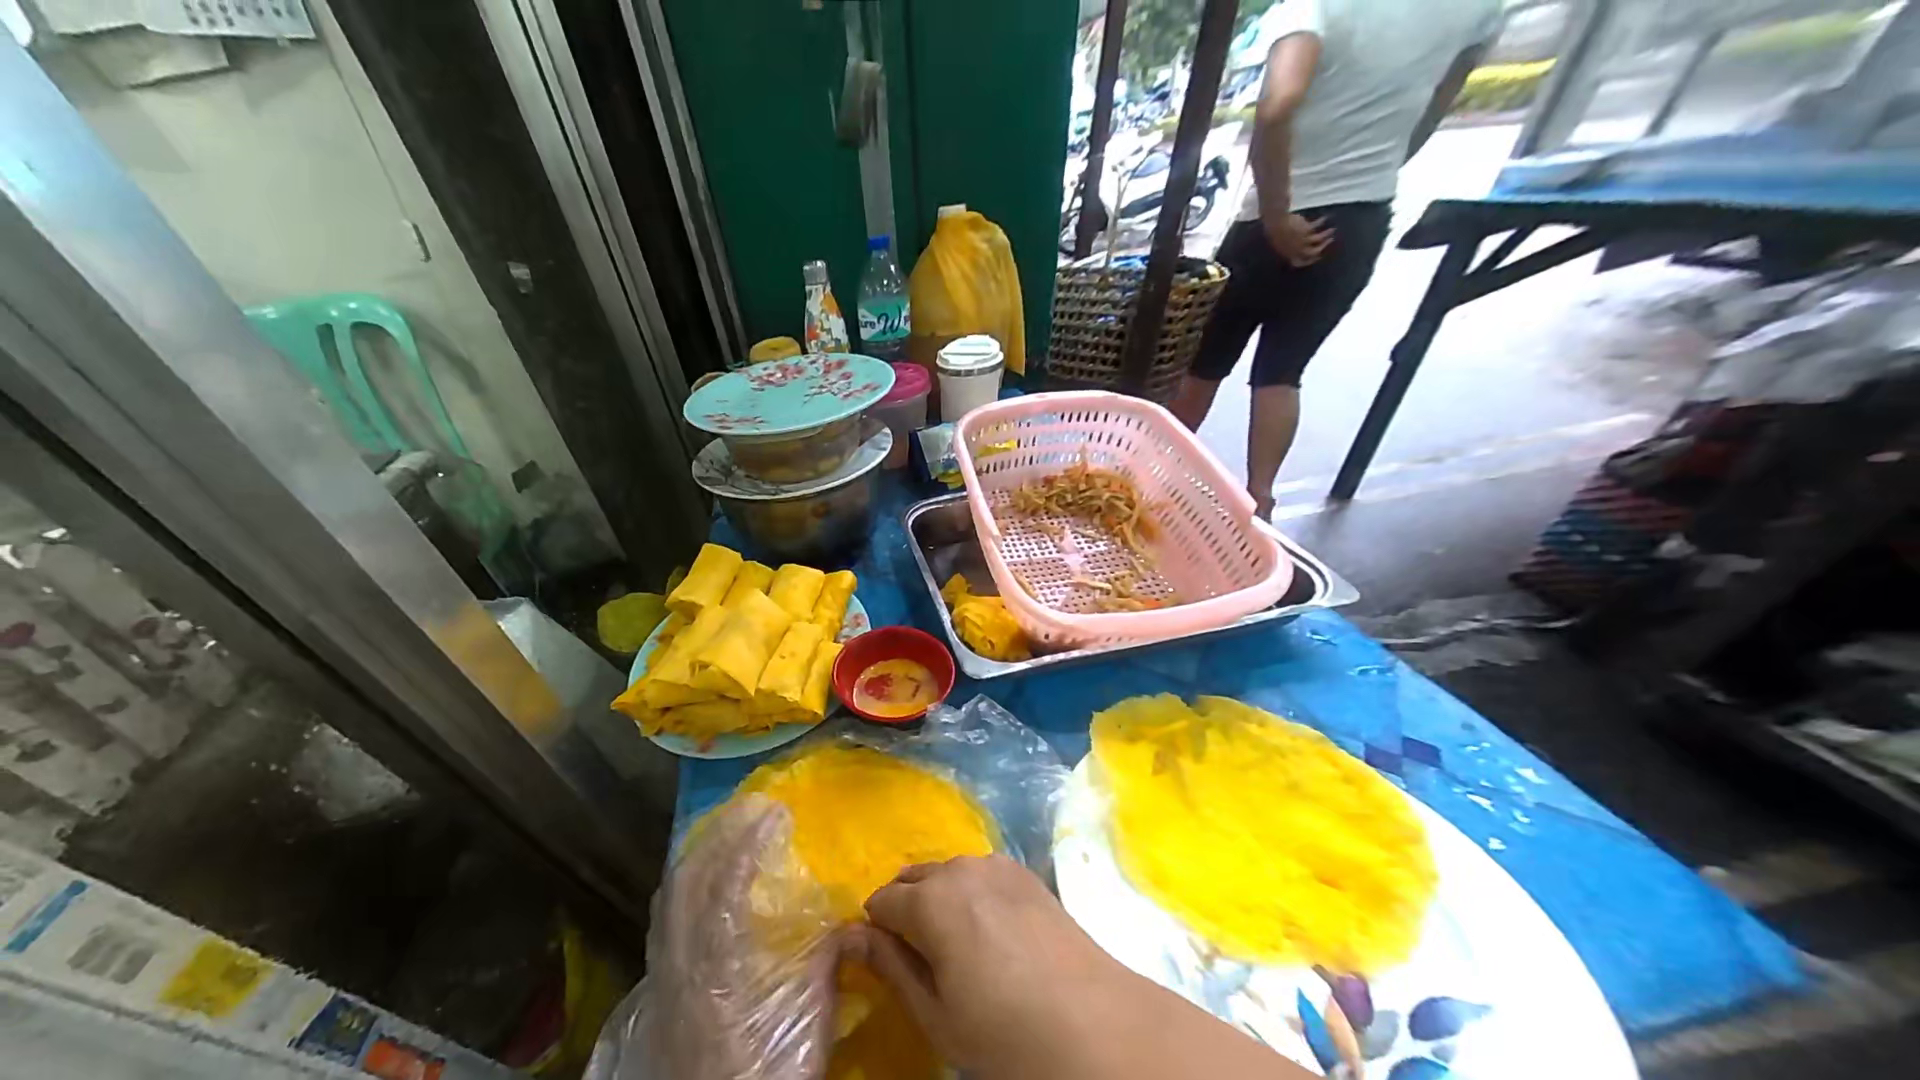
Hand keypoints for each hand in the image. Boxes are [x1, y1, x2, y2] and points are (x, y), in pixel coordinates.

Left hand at [593, 796, 839, 1079]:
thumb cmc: (765, 1076)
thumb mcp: (805, 1027)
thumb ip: (821, 967)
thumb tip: (844, 920)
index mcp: (716, 970)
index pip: (724, 888)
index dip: (747, 843)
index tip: (774, 812)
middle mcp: (680, 964)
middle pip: (687, 882)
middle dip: (720, 835)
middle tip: (753, 806)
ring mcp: (663, 975)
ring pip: (671, 896)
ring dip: (700, 854)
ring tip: (731, 829)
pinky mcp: (659, 987)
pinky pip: (666, 916)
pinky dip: (687, 883)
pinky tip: (705, 880)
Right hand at [851, 855, 1309, 1079]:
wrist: (1094, 1022)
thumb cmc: (1004, 1031)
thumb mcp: (936, 1013)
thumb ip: (890, 966)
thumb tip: (851, 936)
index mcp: (932, 900)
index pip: (881, 902)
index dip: (876, 932)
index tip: (885, 963)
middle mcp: (961, 867)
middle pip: (913, 878)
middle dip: (905, 909)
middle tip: (921, 959)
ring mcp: (998, 864)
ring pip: (947, 872)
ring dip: (938, 898)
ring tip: (958, 948)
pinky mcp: (1026, 871)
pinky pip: (979, 873)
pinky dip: (970, 893)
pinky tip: (990, 933)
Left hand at [1264, 212, 1333, 267]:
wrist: (1276, 223)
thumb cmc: (1273, 232)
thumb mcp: (1278, 244)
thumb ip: (1288, 248)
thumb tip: (1295, 249)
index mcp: (1289, 255)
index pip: (1301, 262)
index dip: (1310, 261)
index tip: (1318, 257)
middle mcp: (1298, 249)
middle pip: (1313, 252)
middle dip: (1322, 248)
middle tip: (1329, 242)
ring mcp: (1303, 239)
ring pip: (1319, 239)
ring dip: (1326, 234)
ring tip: (1332, 230)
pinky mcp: (1307, 229)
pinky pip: (1317, 225)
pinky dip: (1321, 221)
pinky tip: (1325, 218)